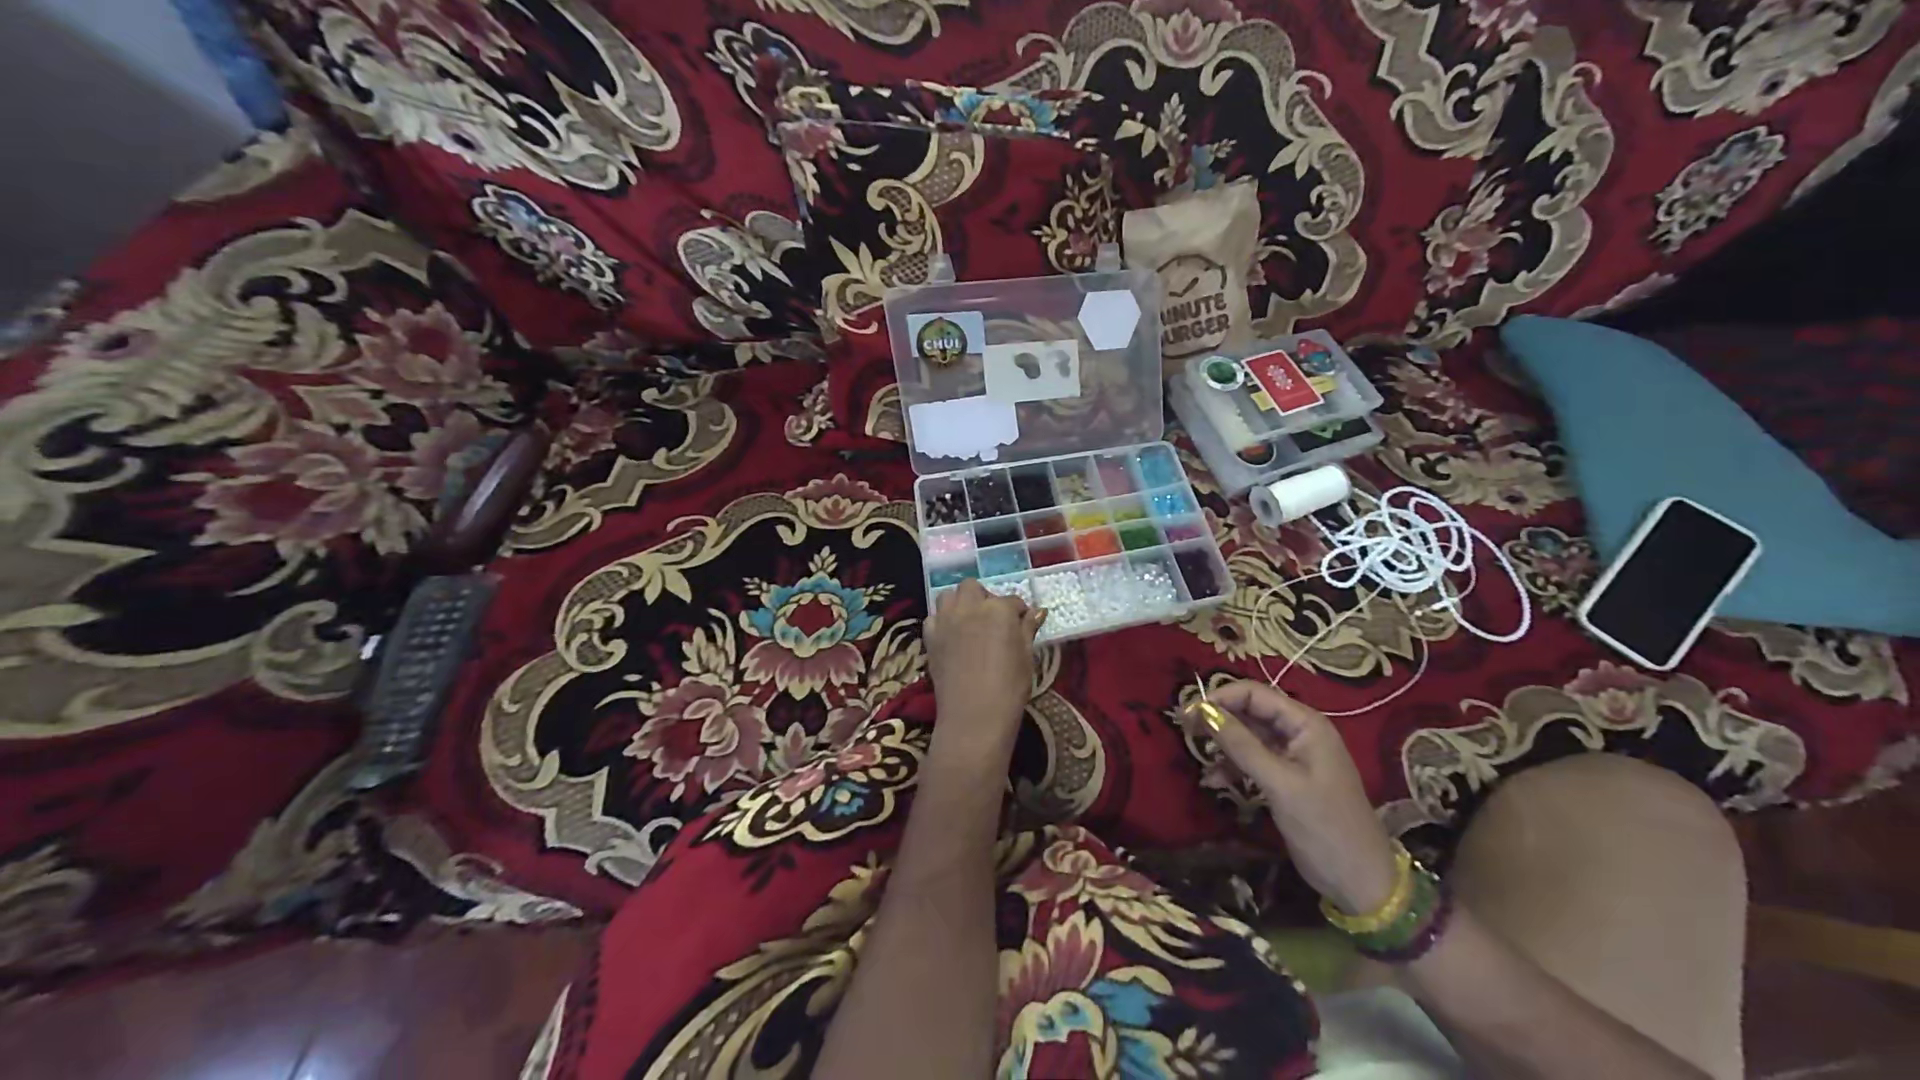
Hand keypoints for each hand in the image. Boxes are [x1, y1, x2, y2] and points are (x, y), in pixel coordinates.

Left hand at [926, 581, 1045, 765]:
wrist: (975, 715)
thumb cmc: (1010, 687)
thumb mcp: (1026, 656)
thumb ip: (1028, 629)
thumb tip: (1037, 612)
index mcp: (998, 609)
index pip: (1013, 601)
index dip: (1019, 612)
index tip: (1022, 624)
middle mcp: (969, 607)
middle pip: (974, 588)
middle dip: (984, 598)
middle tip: (992, 619)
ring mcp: (946, 620)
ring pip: (948, 596)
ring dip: (960, 603)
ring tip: (969, 622)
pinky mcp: (930, 637)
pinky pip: (933, 618)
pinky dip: (942, 621)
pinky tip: (951, 636)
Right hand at [1187, 680, 1399, 914]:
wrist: (1361, 881)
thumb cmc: (1325, 826)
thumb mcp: (1280, 784)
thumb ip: (1242, 746)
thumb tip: (1204, 712)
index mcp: (1306, 724)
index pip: (1254, 694)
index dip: (1219, 698)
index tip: (1188, 715)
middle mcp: (1299, 732)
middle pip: (1250, 710)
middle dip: (1218, 718)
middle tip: (1186, 731)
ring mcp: (1293, 755)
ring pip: (1248, 735)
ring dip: (1223, 743)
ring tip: (1198, 755)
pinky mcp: (1286, 778)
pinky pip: (1252, 759)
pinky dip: (1232, 765)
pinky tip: (1214, 780)